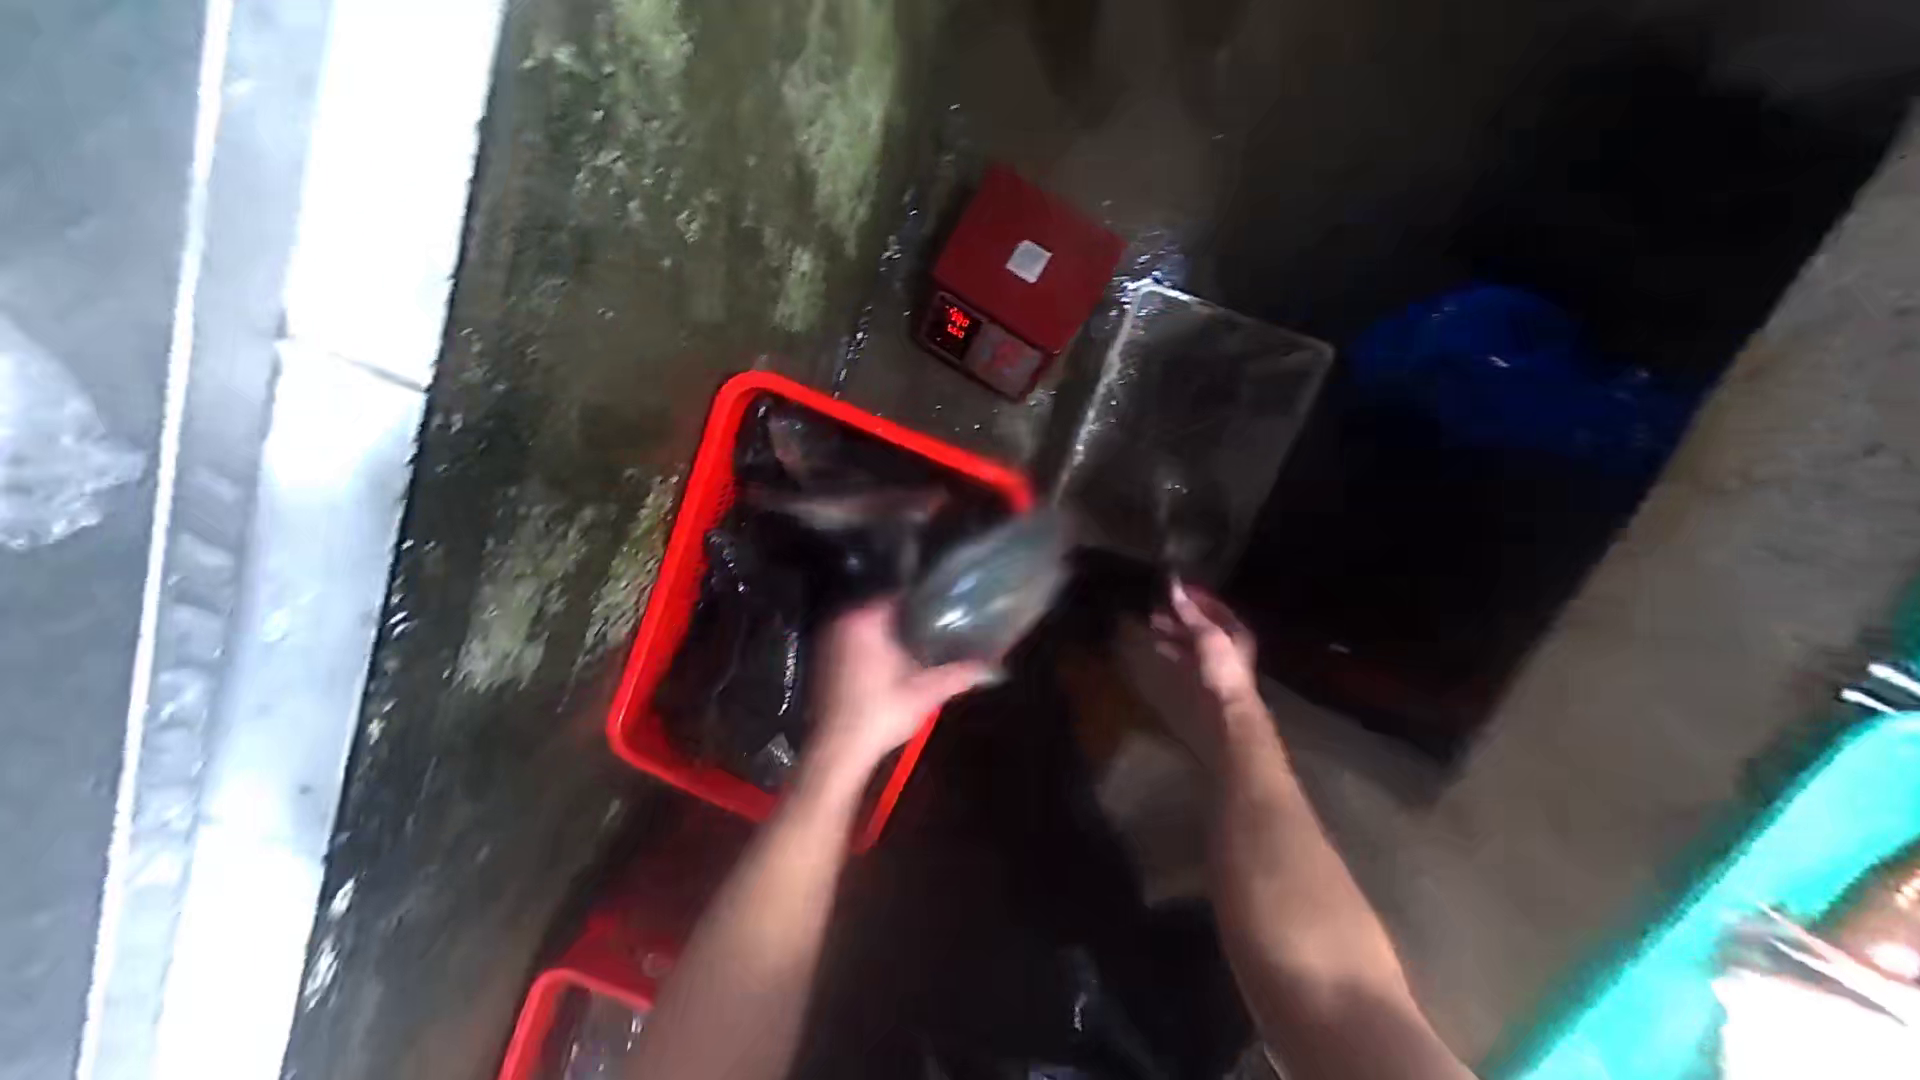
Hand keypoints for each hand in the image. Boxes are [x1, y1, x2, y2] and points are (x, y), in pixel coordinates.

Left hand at [807, 599, 992, 778]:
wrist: (838, 750)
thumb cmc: (882, 714)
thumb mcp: (927, 693)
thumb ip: (960, 674)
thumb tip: (994, 669)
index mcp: (866, 620)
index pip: (901, 597)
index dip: (924, 605)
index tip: (944, 614)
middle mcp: (844, 623)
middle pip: (885, 612)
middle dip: (908, 622)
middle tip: (937, 632)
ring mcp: (830, 641)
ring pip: (870, 629)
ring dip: (891, 637)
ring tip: (920, 648)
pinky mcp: (825, 660)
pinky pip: (856, 644)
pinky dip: (874, 651)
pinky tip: (894, 666)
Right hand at [1118, 580, 1262, 766]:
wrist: (1228, 709)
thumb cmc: (1223, 670)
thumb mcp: (1208, 636)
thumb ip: (1191, 614)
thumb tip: (1175, 588)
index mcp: (1234, 629)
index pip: (1212, 605)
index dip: (1193, 596)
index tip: (1171, 588)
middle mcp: (1226, 641)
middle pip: (1200, 621)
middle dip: (1179, 613)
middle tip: (1156, 607)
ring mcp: (1215, 659)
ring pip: (1191, 638)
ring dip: (1173, 629)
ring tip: (1152, 623)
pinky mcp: (1203, 674)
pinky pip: (1185, 654)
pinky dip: (1172, 647)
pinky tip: (1158, 644)